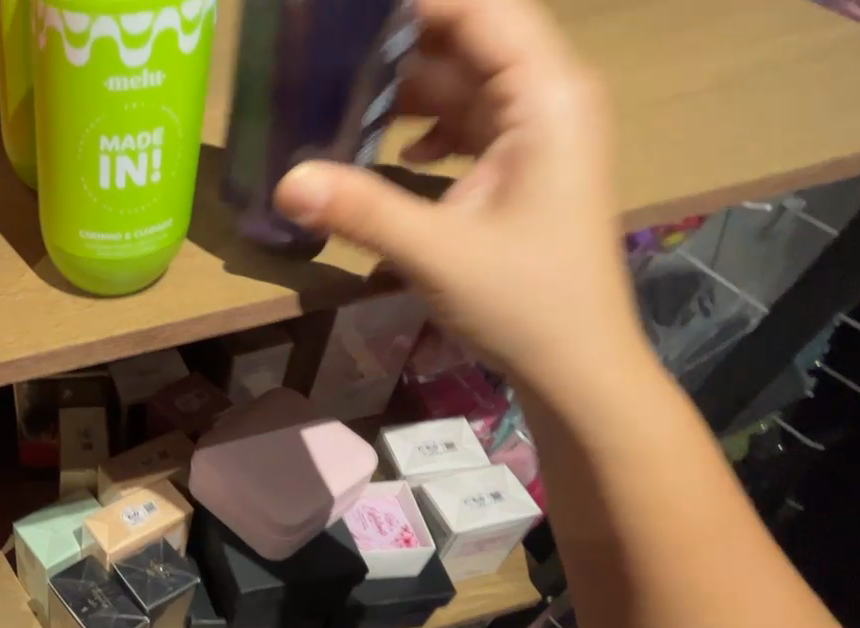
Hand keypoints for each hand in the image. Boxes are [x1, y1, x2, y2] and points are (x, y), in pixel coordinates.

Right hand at [274, 0, 645, 396]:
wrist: (575, 361)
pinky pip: (468, 128)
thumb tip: (284, 183)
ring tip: (341, 104)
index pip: (484, 13)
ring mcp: (537, 137)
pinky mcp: (521, 171)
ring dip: (407, 97)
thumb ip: (362, 211)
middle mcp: (548, 102)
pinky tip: (390, 154)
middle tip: (326, 64)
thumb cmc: (524, 299)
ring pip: (465, 90)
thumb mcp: (436, 252)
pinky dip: (425, 133)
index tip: (348, 14)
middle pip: (470, 46)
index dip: (419, 5)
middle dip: (401, 52)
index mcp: (546, 98)